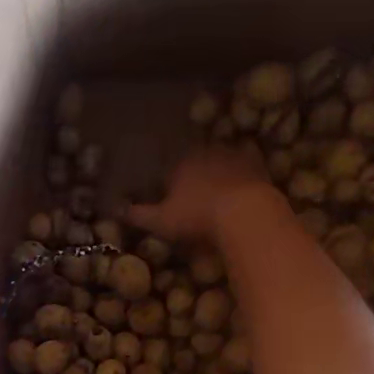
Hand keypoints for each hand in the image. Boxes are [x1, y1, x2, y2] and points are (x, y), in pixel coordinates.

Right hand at [128, 147, 287, 242]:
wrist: (246, 213)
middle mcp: (204, 152)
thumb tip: (116, 210)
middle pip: (194, 161)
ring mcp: (232, 156)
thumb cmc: (197, 217)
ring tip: (217, 192)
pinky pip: (246, 167)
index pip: (167, 169)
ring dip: (217, 172)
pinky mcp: (256, 165)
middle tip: (193, 195)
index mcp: (179, 162)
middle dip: (192, 175)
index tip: (167, 198)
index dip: (166, 184)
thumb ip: (138, 215)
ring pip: (220, 161)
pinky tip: (242, 190)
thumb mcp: (161, 221)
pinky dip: (242, 175)